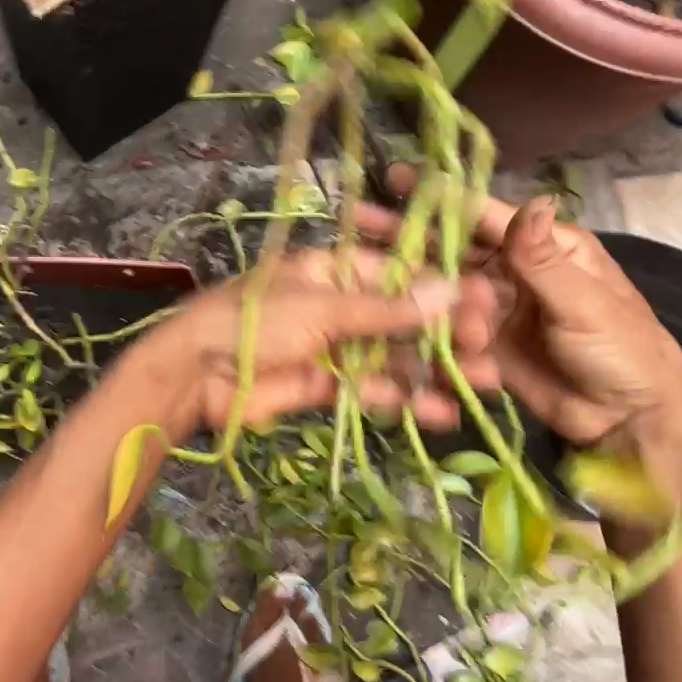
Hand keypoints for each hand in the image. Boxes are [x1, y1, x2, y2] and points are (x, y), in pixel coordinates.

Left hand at [134, 245, 498, 435]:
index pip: (396, 273)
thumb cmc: (252, 323)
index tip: (486, 303)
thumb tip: (450, 289)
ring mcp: (326, 346)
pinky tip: (439, 411)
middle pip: (398, 316)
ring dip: (432, 368)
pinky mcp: (319, 385)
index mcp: (328, 270)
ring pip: (389, 355)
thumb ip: (384, 308)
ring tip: (483, 383)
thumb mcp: (319, 307)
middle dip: (444, 331)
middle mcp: (332, 305)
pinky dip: (400, 399)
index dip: (440, 288)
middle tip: (488, 347)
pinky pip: (367, 388)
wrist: (193, 376)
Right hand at [357, 184, 681, 457]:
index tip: (396, 176)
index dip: (439, 196)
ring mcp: (489, 308)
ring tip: (355, 273)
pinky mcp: (477, 344)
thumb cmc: (624, 350)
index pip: (483, 215)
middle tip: (354, 220)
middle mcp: (509, 271)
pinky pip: (440, 330)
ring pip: (436, 288)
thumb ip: (544, 261)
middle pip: (448, 248)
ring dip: (400, 281)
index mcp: (542, 246)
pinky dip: (415, 326)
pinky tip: (381, 320)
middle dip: (402, 234)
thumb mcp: (586, 303)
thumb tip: (530, 202)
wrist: (625, 419)